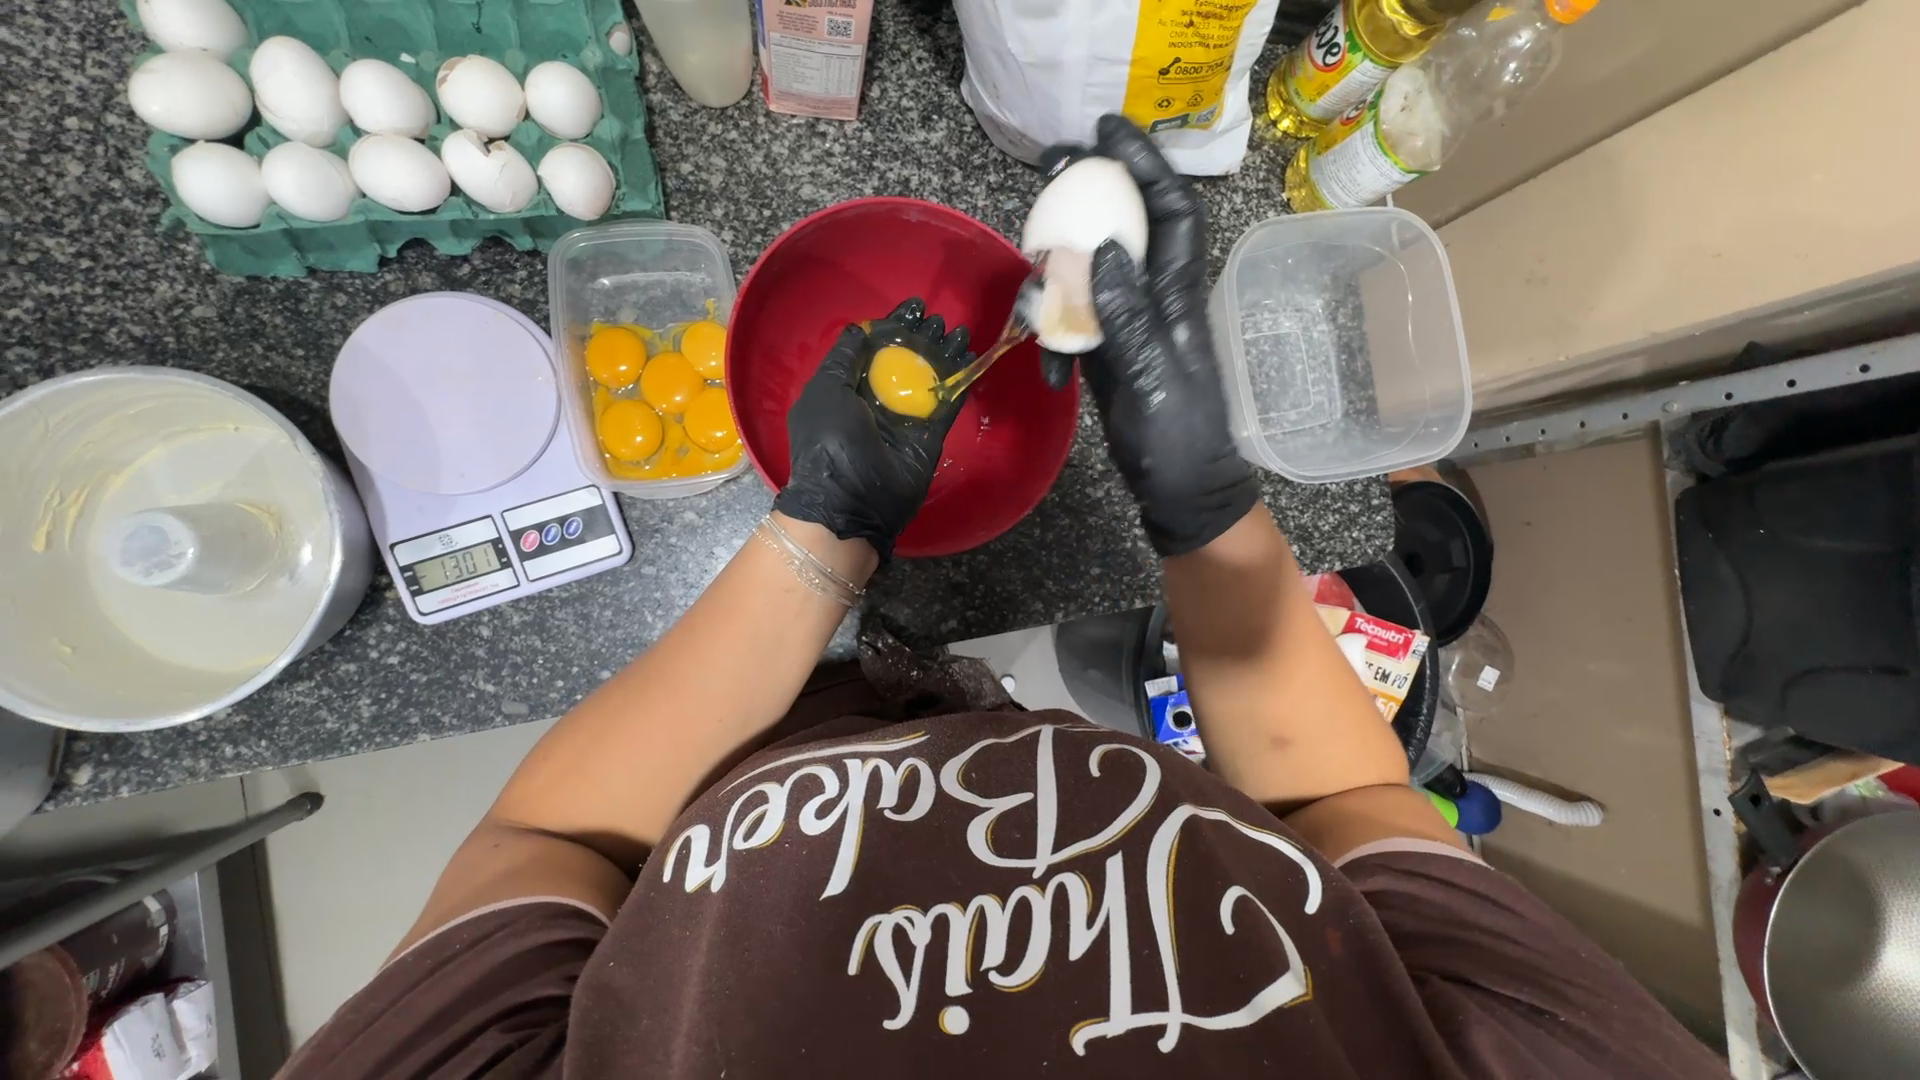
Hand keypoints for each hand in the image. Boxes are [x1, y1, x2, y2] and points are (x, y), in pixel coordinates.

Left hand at [772, 298, 971, 561]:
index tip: (913, 307)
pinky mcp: (929, 436)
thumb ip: (844, 359)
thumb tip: (860, 329)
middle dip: (922, 337)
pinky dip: (959, 381)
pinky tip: (969, 357)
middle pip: (904, 360)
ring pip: (928, 378)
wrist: (851, 500)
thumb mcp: (826, 391)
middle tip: (938, 319)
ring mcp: (904, 419)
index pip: (873, 349)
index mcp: (847, 389)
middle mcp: (876, 401)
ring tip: (958, 331)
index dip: (892, 326)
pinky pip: (947, 403)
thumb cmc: (830, 441)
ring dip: (944, 353)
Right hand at [1037, 114, 1257, 555]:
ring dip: (1056, 277)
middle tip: (1048, 173)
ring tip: (1031, 295)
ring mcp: (1128, 325)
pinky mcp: (1109, 353)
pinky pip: (1075, 323)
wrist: (1179, 489)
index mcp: (1175, 297)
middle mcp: (1153, 299)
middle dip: (1089, 194)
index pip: (1169, 211)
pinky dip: (1055, 339)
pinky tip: (1048, 372)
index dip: (1145, 163)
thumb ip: (1127, 316)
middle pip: (1124, 227)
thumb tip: (1102, 248)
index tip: (1105, 130)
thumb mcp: (1152, 379)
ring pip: (1089, 273)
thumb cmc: (1176, 438)